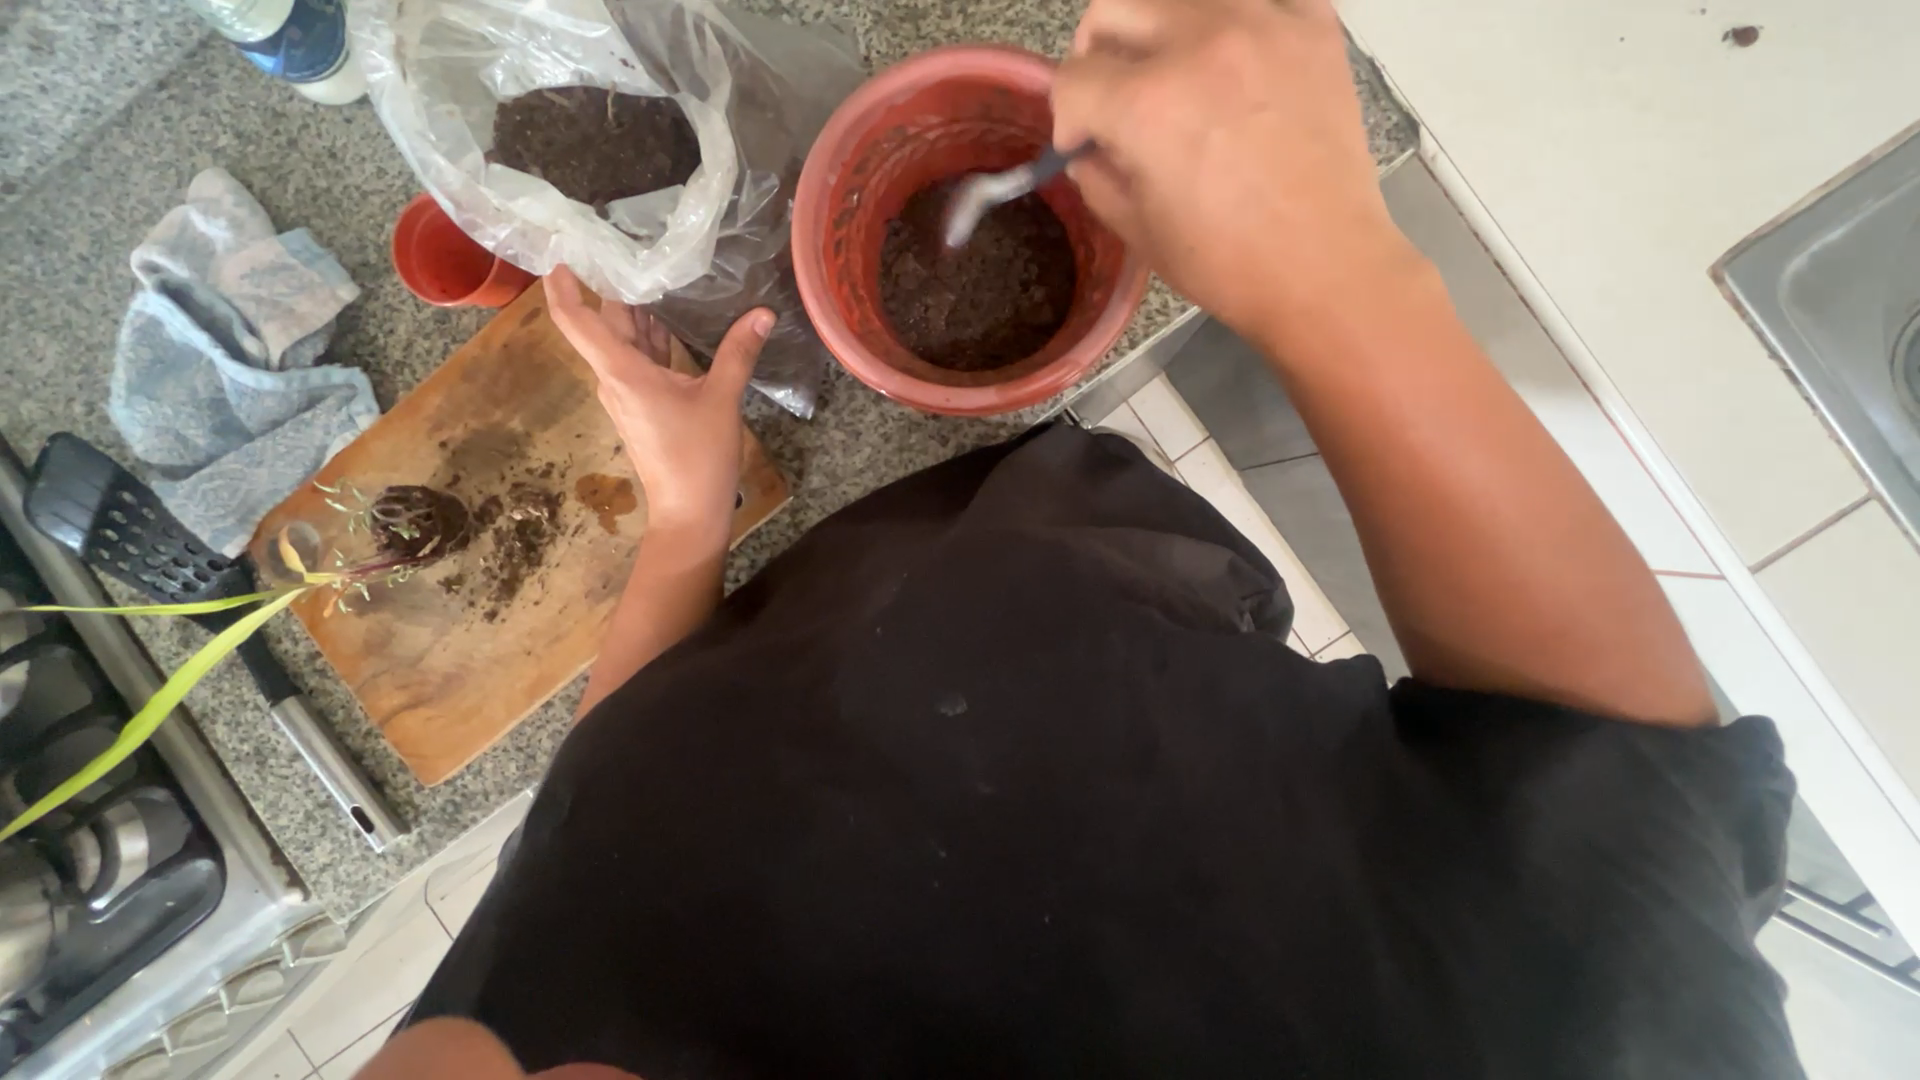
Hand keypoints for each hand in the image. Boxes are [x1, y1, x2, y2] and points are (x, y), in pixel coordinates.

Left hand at [547, 265, 772, 538]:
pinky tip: (673, 325)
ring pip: (624, 345)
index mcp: (623, 372)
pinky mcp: (643, 409)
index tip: (563, 255)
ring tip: (658, 277)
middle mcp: (616, 379)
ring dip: (638, 315)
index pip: (577, 320)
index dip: (564, 286)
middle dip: (616, 290)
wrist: (689, 511)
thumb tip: (763, 313)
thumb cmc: (698, 457)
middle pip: (606, 325)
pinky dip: (652, 341)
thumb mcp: (722, 400)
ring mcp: (627, 396)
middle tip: (634, 249)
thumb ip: (739, 353)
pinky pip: (639, 364)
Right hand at [1053, 0, 1424, 351]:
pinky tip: (1234, 70)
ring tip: (1176, 83)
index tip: (1084, 144)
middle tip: (1114, 101)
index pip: (1072, 77)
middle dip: (1097, 58)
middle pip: (1111, 9)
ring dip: (1158, 35)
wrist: (1320, 264)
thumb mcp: (1137, 230)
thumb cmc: (1224, 262)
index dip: (1067, 118)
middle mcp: (1199, 43)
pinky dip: (1227, 26)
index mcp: (1147, 105)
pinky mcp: (1312, 22)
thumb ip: (1096, 175)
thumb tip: (1088, 147)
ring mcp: (1262, 21)